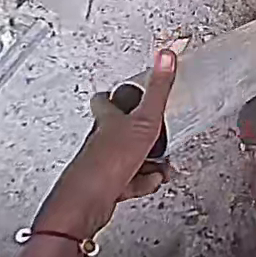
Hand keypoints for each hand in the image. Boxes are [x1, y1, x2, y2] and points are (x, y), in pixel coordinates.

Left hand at [35, 49, 176, 238]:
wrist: (90, 201)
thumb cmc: (110, 160)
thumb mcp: (145, 120)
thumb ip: (159, 89)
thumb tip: (166, 55)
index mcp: (109, 120)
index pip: (106, 101)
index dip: (115, 97)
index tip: (126, 93)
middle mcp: (102, 140)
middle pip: (119, 130)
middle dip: (141, 135)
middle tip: (156, 136)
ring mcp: (103, 164)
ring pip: (129, 157)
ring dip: (148, 161)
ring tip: (159, 166)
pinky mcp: (107, 186)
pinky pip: (130, 180)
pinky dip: (143, 181)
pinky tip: (149, 182)